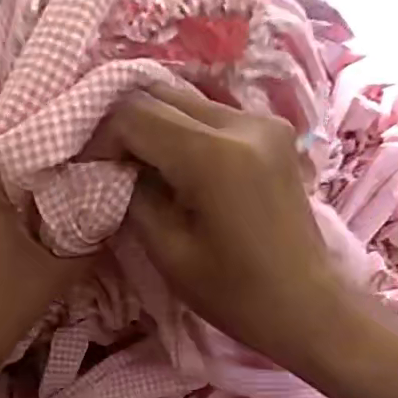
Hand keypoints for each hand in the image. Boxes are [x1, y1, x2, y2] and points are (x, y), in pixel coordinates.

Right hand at [97, 85, 384, 376]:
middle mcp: (241, 122)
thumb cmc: (234, 294)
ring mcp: (263, 121)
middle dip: (124, 125)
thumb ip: (134, 199)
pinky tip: (176, 166)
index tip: (90, 169)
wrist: (307, 303)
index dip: (101, 137)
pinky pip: (213, 114)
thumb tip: (113, 170)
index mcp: (212, 155)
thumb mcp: (169, 253)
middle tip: (107, 164)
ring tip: (138, 167)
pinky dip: (183, 130)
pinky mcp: (274, 131)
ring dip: (154, 125)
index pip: (134, 114)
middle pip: (161, 93)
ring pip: (187, 99)